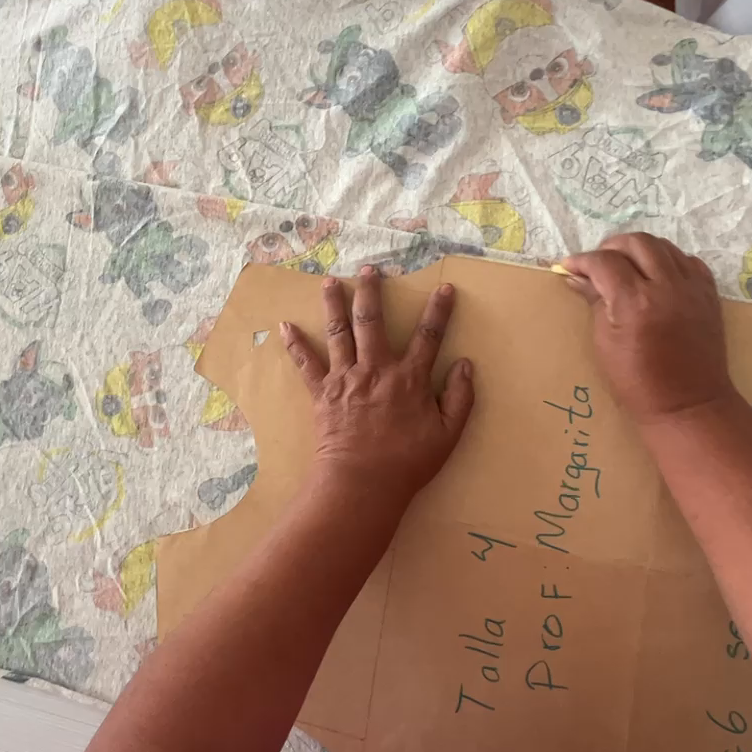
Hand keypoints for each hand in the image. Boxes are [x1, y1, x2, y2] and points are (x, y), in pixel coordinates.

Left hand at [281, 266, 475, 504]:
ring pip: (338, 332)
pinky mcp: (322, 391)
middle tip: (370, 269)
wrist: (362, 482)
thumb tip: (467, 365)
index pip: (429, 336)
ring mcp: (346, 377)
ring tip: (330, 281)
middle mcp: (376, 369)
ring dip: (334, 303)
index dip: (438, 311)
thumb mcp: (448, 434)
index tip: (444, 288)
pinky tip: (284, 326)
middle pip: (373, 321)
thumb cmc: (407, 462)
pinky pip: (306, 363)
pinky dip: (295, 344)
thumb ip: (460, 398)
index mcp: (409, 378)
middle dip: (372, 292)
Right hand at [563, 233, 738, 423]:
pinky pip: (687, 260)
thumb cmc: (636, 380)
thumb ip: (594, 301)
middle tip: (596, 264)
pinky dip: (667, 260)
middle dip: (610, 247)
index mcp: (635, 302)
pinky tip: (655, 276)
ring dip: (638, 250)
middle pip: (636, 242)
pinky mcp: (708, 294)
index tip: (568, 268)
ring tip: (624, 266)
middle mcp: (667, 287)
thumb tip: (576, 277)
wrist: (688, 403)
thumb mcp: (604, 341)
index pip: (604, 262)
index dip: (581, 261)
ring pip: (663, 245)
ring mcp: (692, 288)